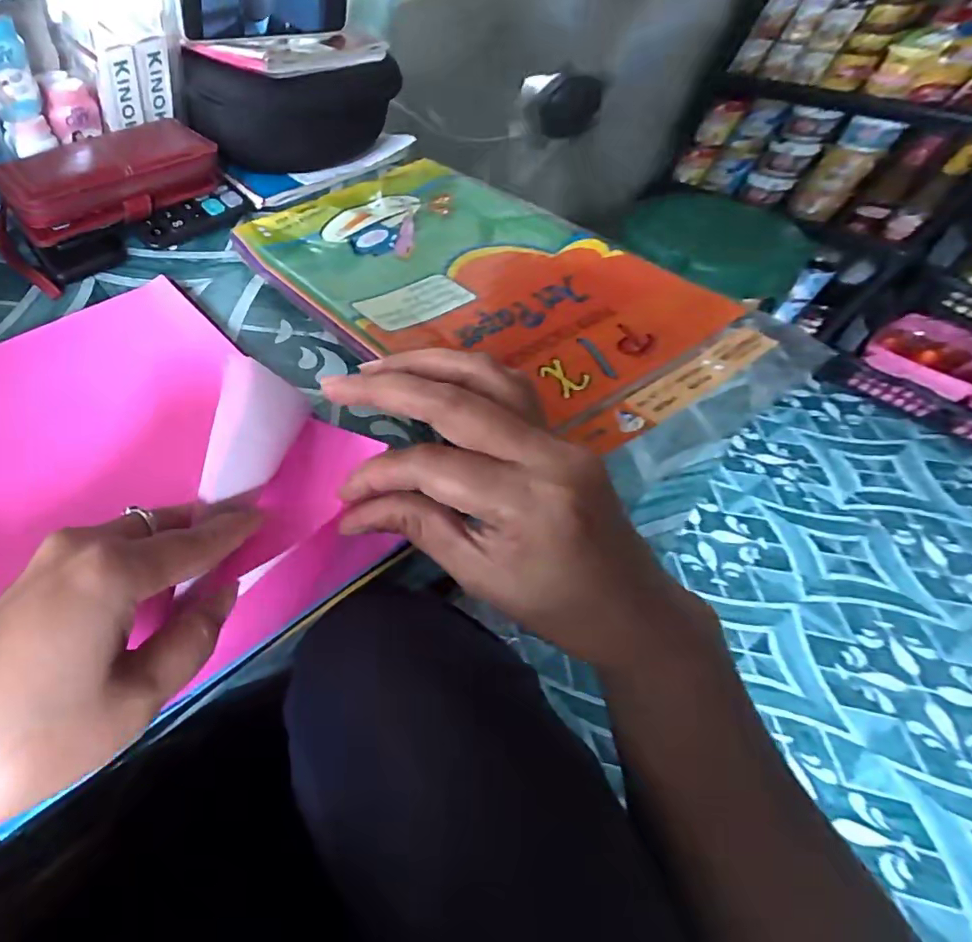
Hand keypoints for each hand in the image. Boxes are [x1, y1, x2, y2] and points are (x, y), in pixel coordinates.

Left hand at [0, 504, 260, 941]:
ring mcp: (49, 556)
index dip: (230, 530)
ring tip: (199, 571)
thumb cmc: (42, 733)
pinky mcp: (30, 577)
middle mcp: (81, 544)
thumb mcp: (134, 698)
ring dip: (163, 547)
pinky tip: (144, 594)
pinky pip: (98, 555)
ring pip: (124, 537)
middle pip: (154, 527)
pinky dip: (132, 562)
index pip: (190, 541)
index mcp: (112, 567)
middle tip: (237, 541)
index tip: (264, 514)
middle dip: (197, 529)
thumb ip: (187, 638)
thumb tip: (220, 592)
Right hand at [320, 350, 713, 672]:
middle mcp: (547, 454)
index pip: (431, 465)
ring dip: (422, 363)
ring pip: (484, 374)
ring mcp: (558, 435)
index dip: (377, 474)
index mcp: (527, 500)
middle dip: (386, 388)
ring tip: (373, 367)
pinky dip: (458, 371)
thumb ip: (414, 524)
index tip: (345, 496)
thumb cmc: (553, 604)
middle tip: (335, 385)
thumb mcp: (475, 573)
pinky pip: (504, 384)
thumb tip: (351, 508)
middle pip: (455, 400)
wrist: (636, 609)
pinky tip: (427, 374)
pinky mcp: (558, 431)